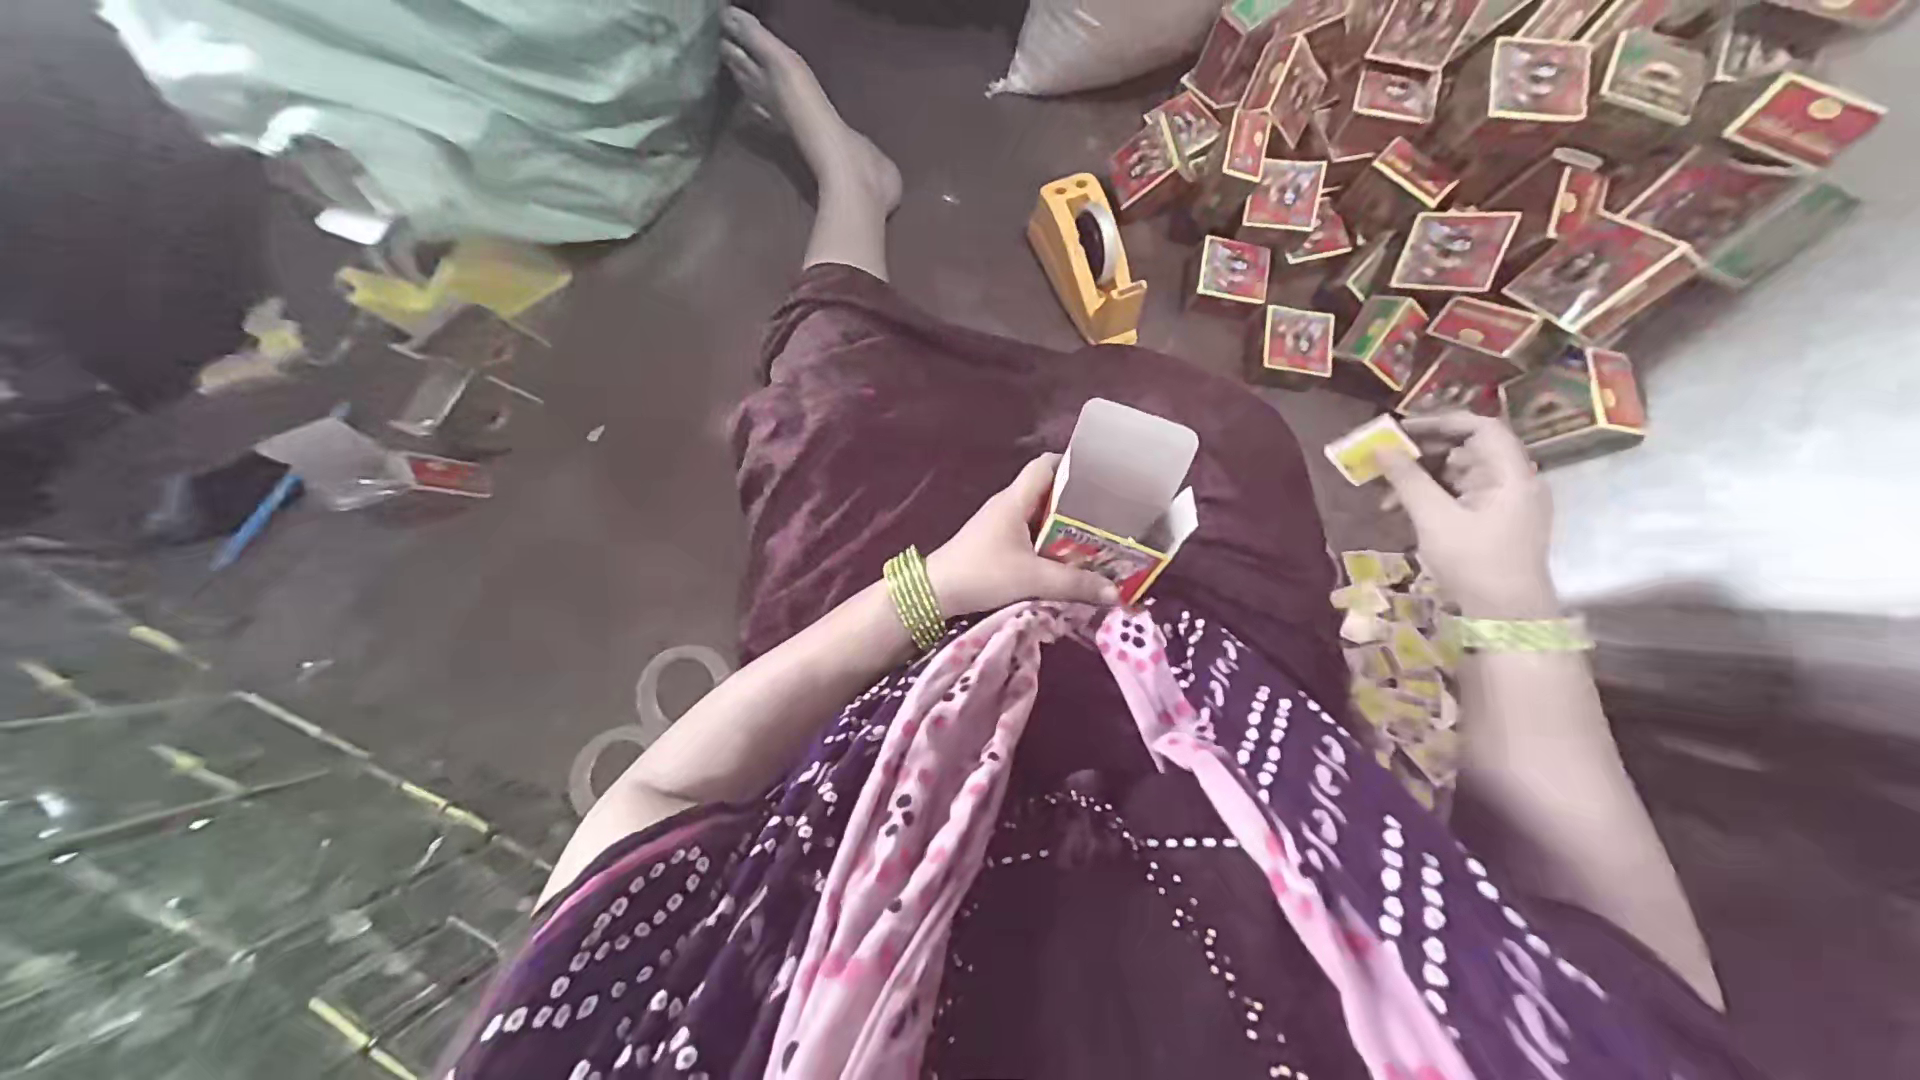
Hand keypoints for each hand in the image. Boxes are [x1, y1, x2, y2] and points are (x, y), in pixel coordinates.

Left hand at [926, 454, 1121, 615]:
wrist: (935, 593)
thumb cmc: (982, 573)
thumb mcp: (1032, 578)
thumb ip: (1075, 584)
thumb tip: (1116, 593)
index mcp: (1015, 500)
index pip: (1046, 465)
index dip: (1072, 465)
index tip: (1100, 479)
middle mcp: (1008, 505)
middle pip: (1048, 491)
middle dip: (1076, 502)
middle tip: (1107, 516)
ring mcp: (999, 524)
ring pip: (1039, 515)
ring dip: (1063, 526)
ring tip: (1095, 538)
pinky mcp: (995, 543)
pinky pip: (1029, 533)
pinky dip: (1048, 541)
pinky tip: (1065, 558)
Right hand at [1376, 412, 1559, 618]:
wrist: (1506, 614)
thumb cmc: (1474, 561)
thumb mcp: (1434, 518)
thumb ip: (1408, 480)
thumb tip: (1381, 449)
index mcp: (1511, 475)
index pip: (1480, 428)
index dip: (1440, 422)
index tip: (1401, 430)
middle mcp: (1514, 481)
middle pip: (1467, 450)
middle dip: (1422, 455)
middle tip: (1384, 463)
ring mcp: (1505, 502)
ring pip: (1458, 475)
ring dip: (1420, 480)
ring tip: (1385, 497)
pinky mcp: (1494, 521)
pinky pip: (1459, 496)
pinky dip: (1430, 498)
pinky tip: (1402, 512)